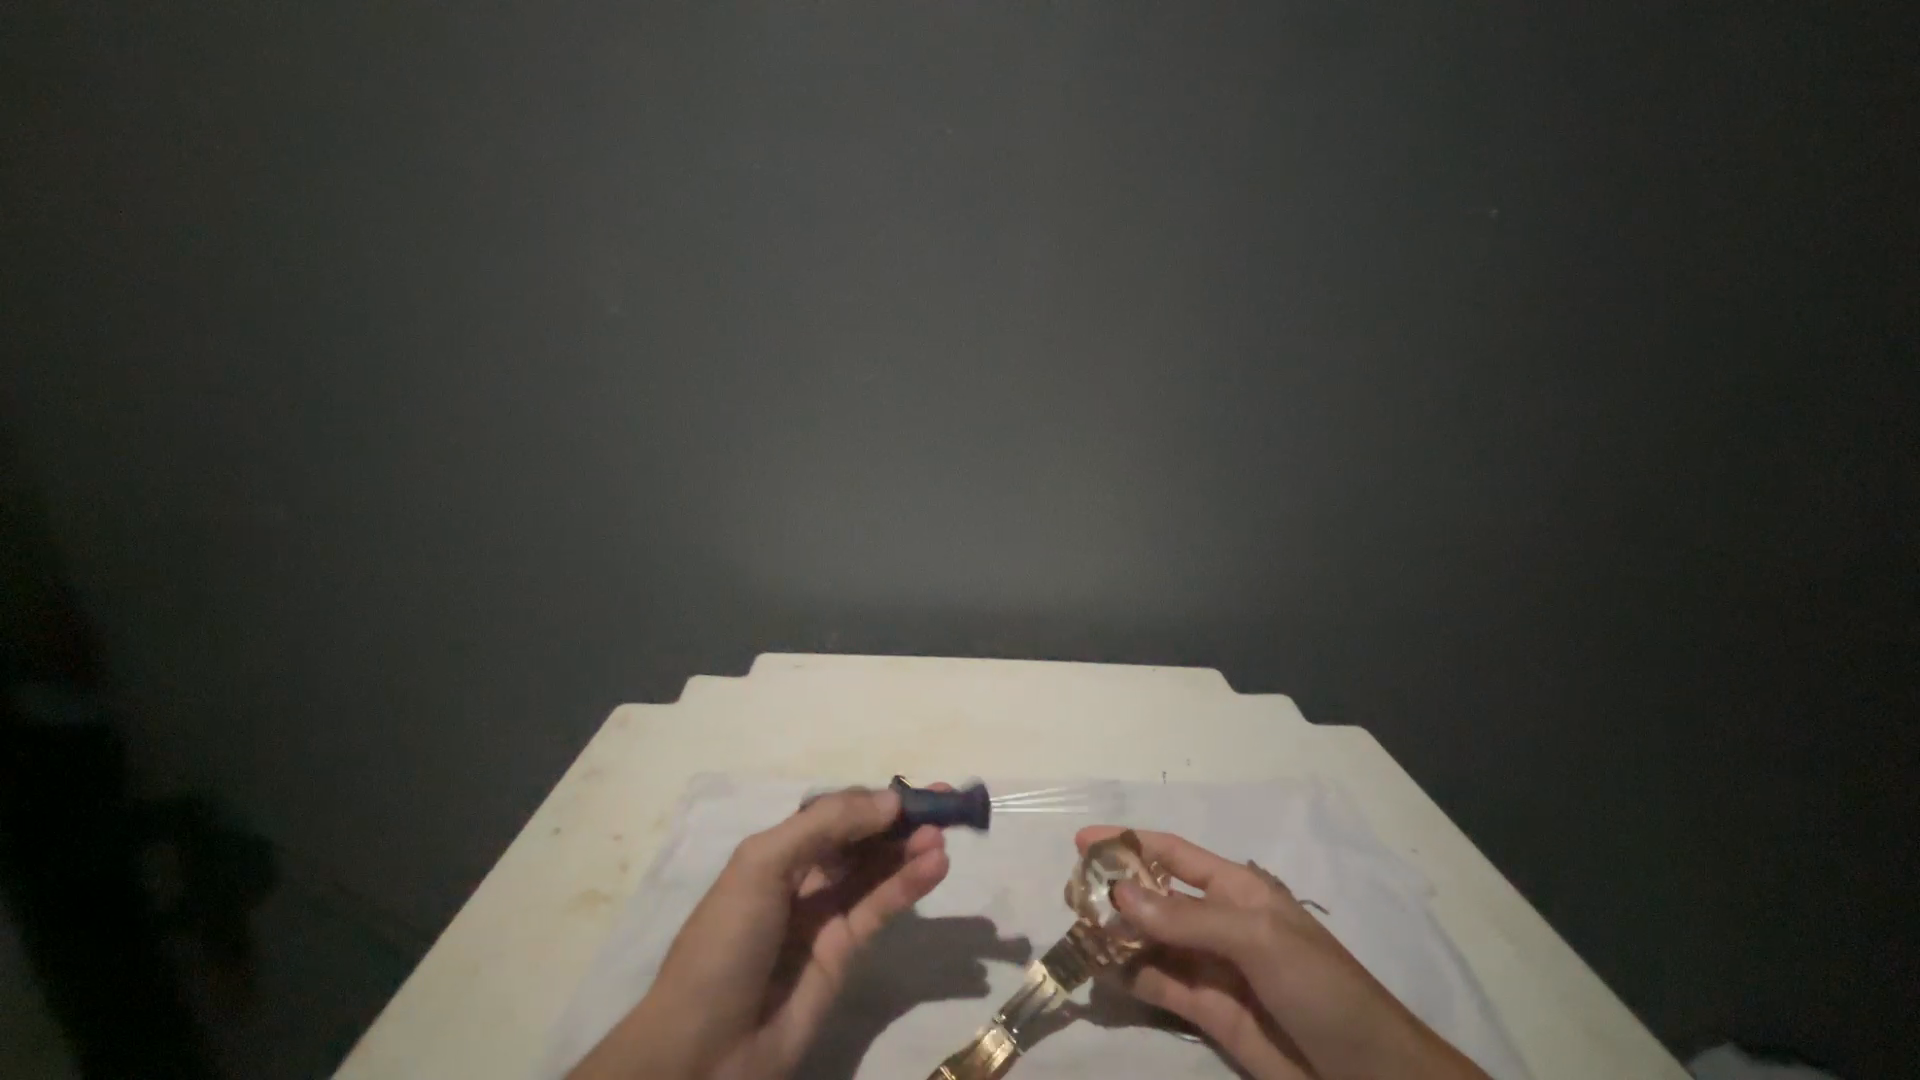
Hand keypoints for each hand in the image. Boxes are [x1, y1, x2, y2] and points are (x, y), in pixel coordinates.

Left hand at [570, 787, 950, 1079]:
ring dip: (908, 850)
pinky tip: (934, 866)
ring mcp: (824, 917)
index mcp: (775, 851)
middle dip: (898, 821)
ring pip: (875, 872)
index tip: (911, 793)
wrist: (703, 1048)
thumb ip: (824, 826)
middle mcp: (802, 877)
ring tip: (942, 836)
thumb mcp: (761, 866)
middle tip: (944, 805)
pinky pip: (880, 909)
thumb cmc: (724, 942)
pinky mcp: (844, 954)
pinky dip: (908, 886)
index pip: (833, 813)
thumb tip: (889, 802)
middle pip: (859, 840)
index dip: (871, 801)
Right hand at [1076, 827, 1491, 1079]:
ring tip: (1074, 930)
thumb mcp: (1257, 939)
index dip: (1130, 843)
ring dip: (1115, 935)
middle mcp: (1218, 922)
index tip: (1083, 840)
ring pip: (1150, 942)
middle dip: (1115, 891)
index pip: (1173, 855)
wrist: (1368, 1076)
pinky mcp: (1206, 1013)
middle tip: (1069, 892)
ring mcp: (1210, 968)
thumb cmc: (1320, 987)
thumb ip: (1186, 919)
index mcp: (1238, 890)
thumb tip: (1119, 894)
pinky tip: (1099, 970)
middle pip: (1155, 898)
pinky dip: (1127, 976)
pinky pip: (1157, 985)